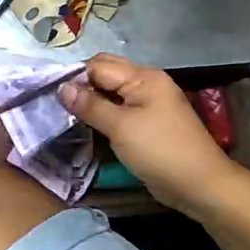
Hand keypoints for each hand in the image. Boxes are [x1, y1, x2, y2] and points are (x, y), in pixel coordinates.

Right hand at [57, 54, 235, 212]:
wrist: (200, 184)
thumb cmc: (160, 151)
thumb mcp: (120, 127)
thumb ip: (90, 105)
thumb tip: (62, 88)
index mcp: (143, 77)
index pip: (99, 65)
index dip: (75, 77)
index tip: (49, 93)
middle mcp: (147, 83)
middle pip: (107, 73)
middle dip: (82, 85)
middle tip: (57, 104)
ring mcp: (150, 103)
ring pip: (113, 92)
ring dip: (92, 100)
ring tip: (67, 114)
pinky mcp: (150, 122)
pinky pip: (121, 109)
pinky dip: (105, 113)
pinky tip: (89, 125)